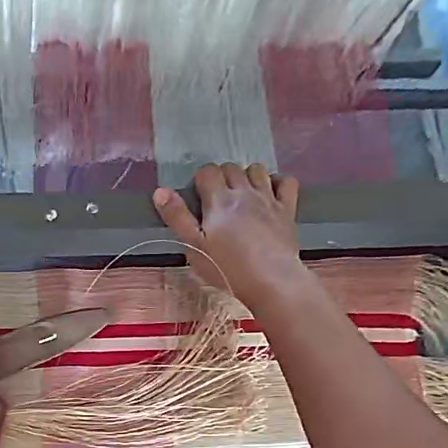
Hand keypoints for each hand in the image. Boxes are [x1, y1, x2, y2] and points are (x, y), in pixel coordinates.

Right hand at [152, 163, 305, 308]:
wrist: (270, 280)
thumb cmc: (227, 269)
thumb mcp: (194, 247)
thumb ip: (177, 217)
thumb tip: (160, 191)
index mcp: (220, 200)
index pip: (207, 171)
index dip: (199, 180)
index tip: (197, 198)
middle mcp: (245, 192)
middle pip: (231, 168)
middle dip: (221, 177)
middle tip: (215, 201)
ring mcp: (269, 198)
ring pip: (257, 169)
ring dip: (246, 176)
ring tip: (239, 196)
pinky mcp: (287, 209)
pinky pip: (286, 181)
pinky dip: (276, 181)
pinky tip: (269, 193)